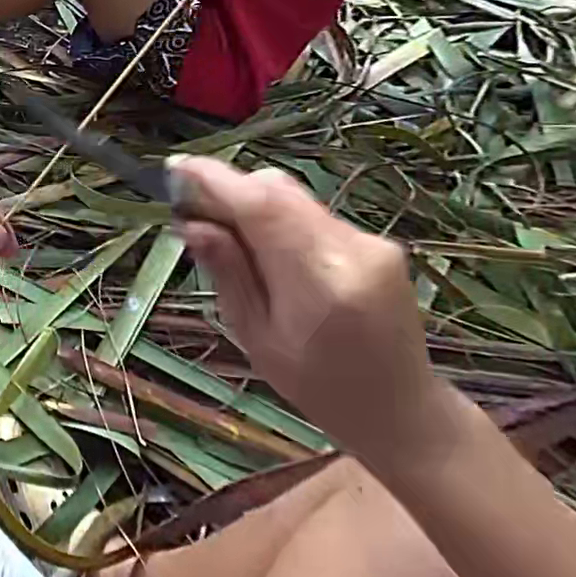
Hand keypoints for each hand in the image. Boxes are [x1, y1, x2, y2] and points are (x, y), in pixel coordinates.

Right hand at [168, 157, 451, 462]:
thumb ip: (228, 274)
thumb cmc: (317, 386)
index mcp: (320, 284)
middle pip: (278, 190)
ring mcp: (370, 240)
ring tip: (223, 233)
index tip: (174, 168)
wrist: (401, 408)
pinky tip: (263, 248)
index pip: (263, 207)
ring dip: (249, 202)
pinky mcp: (375, 239)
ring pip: (293, 196)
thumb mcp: (256, 337)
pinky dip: (276, 217)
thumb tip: (191, 224)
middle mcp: (351, 249)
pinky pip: (310, 211)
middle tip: (190, 209)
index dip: (215, 180)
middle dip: (227, 189)